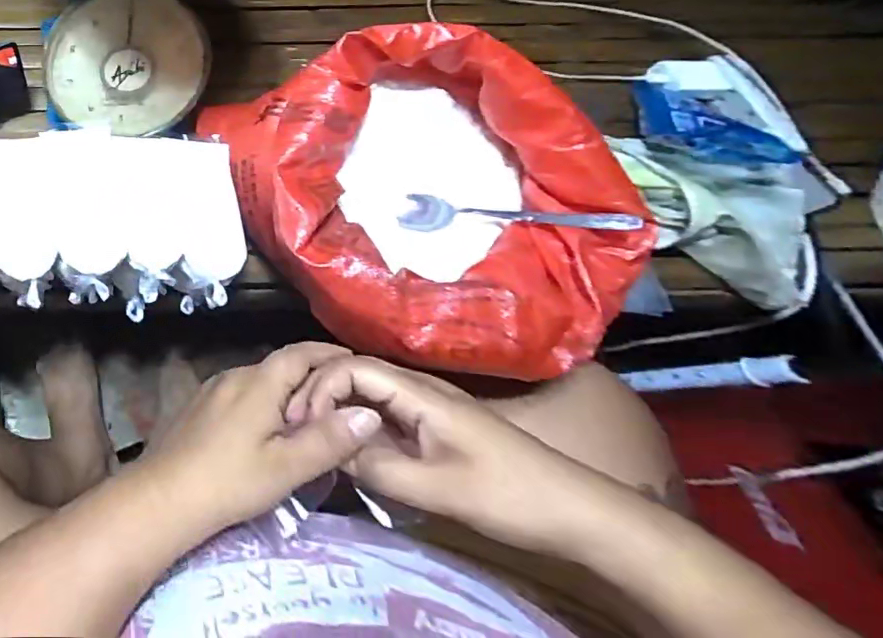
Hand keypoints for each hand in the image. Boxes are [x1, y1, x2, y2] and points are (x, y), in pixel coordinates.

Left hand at [136, 342, 381, 533]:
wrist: (167, 493)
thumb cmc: (232, 480)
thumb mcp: (288, 466)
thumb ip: (328, 439)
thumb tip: (368, 412)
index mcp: (256, 382)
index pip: (298, 353)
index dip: (327, 353)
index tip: (356, 360)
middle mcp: (233, 375)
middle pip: (279, 366)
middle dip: (312, 375)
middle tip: (347, 395)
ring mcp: (213, 389)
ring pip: (260, 380)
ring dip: (288, 390)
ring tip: (317, 413)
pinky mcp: (201, 405)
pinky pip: (243, 393)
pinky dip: (266, 400)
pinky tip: (274, 426)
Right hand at [293, 356, 641, 556]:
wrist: (584, 515)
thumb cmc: (511, 497)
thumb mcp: (438, 490)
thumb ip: (376, 468)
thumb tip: (328, 451)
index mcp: (419, 391)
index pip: (349, 367)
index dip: (319, 388)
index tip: (305, 423)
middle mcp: (419, 388)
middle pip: (353, 373)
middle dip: (320, 394)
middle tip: (298, 428)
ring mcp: (428, 406)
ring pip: (367, 393)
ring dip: (338, 409)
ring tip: (317, 437)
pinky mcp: (435, 425)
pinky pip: (384, 413)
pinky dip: (359, 424)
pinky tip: (352, 448)